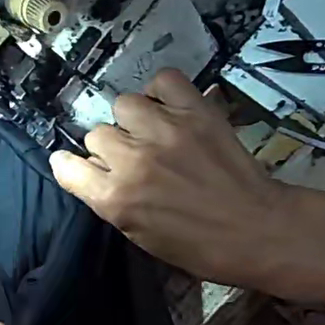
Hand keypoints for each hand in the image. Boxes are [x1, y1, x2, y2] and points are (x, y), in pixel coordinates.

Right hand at [50, 69, 296, 288]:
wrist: (258, 231)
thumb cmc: (198, 245)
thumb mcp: (140, 234)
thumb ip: (109, 199)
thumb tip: (93, 169)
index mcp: (115, 198)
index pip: (66, 166)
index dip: (72, 166)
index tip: (81, 167)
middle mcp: (132, 159)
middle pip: (96, 135)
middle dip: (111, 148)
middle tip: (136, 160)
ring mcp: (164, 130)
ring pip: (123, 104)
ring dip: (134, 120)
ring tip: (155, 132)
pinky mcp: (195, 111)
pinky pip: (163, 79)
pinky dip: (163, 91)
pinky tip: (170, 108)